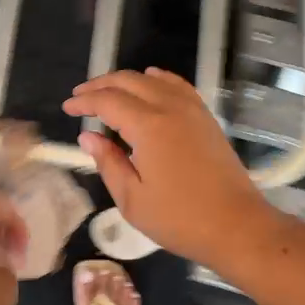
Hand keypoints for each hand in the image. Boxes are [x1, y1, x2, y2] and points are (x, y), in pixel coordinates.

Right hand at [64, 67, 278, 270]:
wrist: (236, 225)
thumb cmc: (180, 218)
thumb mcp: (133, 200)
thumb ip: (108, 163)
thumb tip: (89, 136)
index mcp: (148, 125)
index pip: (108, 101)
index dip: (85, 101)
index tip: (68, 107)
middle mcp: (169, 106)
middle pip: (128, 81)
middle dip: (100, 85)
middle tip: (81, 96)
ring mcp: (191, 108)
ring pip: (151, 79)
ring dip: (125, 80)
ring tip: (107, 91)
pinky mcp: (205, 115)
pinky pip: (176, 84)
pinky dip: (157, 79)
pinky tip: (149, 82)